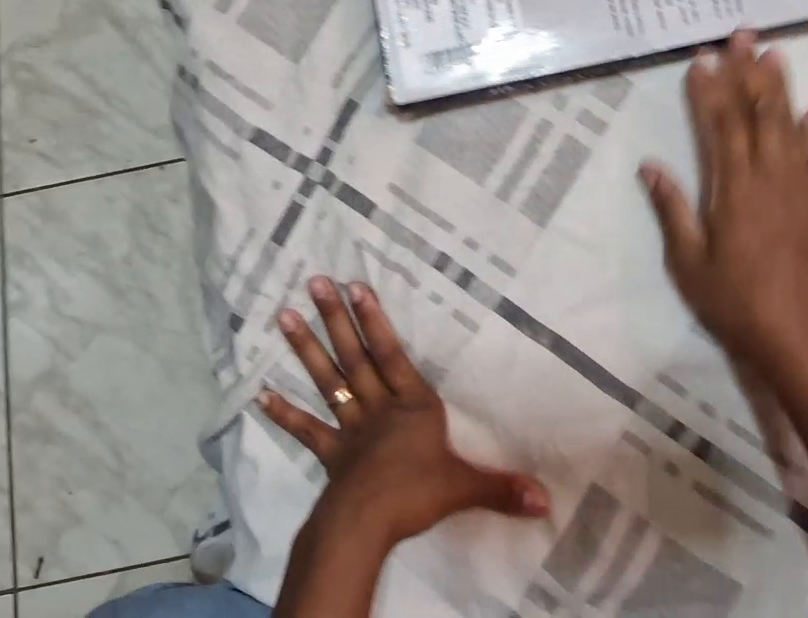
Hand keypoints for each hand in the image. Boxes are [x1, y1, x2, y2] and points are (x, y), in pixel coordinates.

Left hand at [258, 277, 551, 547]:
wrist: (366, 525)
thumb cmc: (416, 495)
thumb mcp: (464, 487)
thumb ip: (502, 487)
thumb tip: (546, 499)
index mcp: (412, 406)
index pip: (392, 354)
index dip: (375, 319)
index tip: (356, 285)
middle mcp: (379, 408)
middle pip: (356, 356)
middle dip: (336, 318)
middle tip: (314, 281)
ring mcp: (350, 429)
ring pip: (328, 380)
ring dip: (307, 348)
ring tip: (285, 315)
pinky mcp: (330, 454)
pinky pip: (306, 430)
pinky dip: (284, 412)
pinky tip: (260, 393)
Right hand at [639, 30, 807, 373]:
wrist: (795, 335)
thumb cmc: (733, 300)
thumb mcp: (688, 261)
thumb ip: (672, 209)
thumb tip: (650, 165)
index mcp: (735, 188)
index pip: (721, 126)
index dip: (710, 90)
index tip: (701, 58)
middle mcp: (770, 178)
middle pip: (760, 114)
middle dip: (748, 72)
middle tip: (742, 34)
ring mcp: (799, 190)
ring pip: (791, 127)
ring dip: (782, 89)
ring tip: (775, 53)